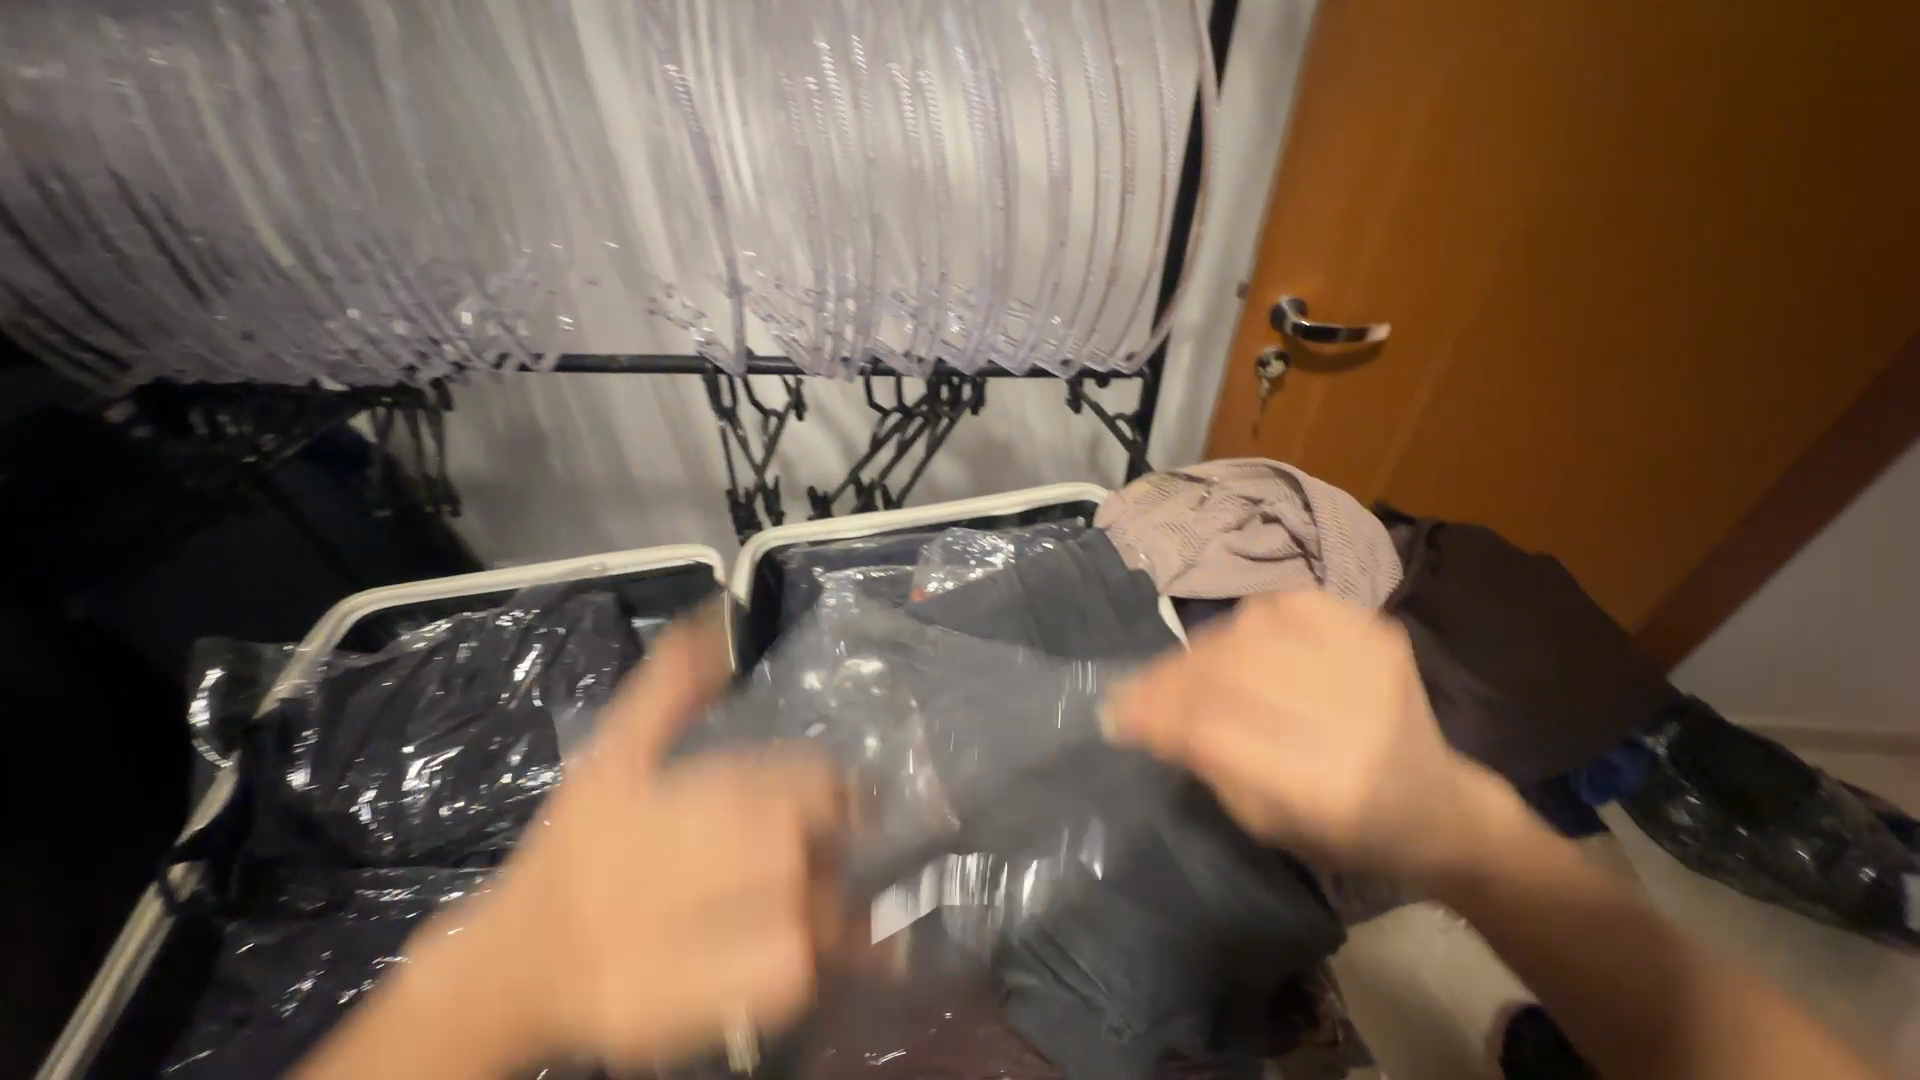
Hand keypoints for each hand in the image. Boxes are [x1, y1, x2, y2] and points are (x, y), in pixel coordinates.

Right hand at [403, 608, 846, 1072]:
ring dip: (827, 900)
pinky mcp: (661, 1014)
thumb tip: (722, 617)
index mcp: (642, 797)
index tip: (839, 789)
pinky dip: (813, 962)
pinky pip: (771, 987)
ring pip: (791, 921)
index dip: (824, 785)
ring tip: (826, 889)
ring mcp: (652, 951)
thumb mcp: (610, 753)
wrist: (512, 963)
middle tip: (838, 835)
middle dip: (830, 838)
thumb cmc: (574, 844)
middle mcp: (647, 871)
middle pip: (786, 849)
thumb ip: (670, 686)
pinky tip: (817, 943)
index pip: (775, 784)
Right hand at [1105, 590, 1516, 885]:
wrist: (1435, 805)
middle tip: (1136, 689)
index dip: (1155, 713)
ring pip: (1248, 632)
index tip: (1115, 712)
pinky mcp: (1373, 632)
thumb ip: (1205, 763)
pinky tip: (1240, 641)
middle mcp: (1347, 717)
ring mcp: (1365, 664)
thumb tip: (1142, 712)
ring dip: (1200, 651)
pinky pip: (1286, 603)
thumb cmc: (1341, 831)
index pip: (1212, 730)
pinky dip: (1249, 619)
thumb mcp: (1264, 822)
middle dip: (1167, 679)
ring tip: (1185, 670)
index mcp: (1321, 786)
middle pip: (1227, 673)